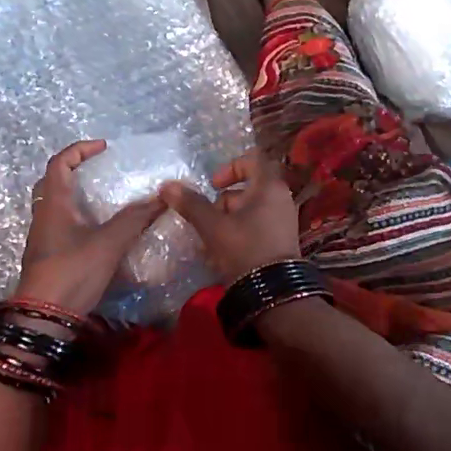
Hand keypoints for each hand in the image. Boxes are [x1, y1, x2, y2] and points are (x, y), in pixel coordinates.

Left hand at [14, 140, 165, 313]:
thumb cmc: (72, 272)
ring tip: (103, 199)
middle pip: (53, 181)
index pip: (60, 163)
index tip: (104, 148)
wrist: (44, 316)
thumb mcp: (109, 243)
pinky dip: (77, 216)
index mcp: (54, 204)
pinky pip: (60, 224)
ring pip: (56, 204)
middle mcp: (44, 216)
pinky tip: (97, 229)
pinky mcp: (47, 255)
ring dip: (76, 195)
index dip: (80, 150)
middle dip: (75, 170)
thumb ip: (134, 219)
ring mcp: (43, 237)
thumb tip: (161, 198)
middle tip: (100, 170)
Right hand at [159, 150, 301, 282]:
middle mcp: (281, 198)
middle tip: (209, 218)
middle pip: (247, 187)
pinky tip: (223, 251)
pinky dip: (239, 231)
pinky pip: (256, 224)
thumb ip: (191, 204)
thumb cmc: (244, 249)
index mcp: (269, 187)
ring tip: (212, 239)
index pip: (252, 159)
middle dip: (223, 201)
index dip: (230, 167)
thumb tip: (167, 186)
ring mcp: (283, 219)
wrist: (273, 292)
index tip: (213, 185)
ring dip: (227, 218)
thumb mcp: (213, 226)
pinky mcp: (280, 238)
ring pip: (249, 208)